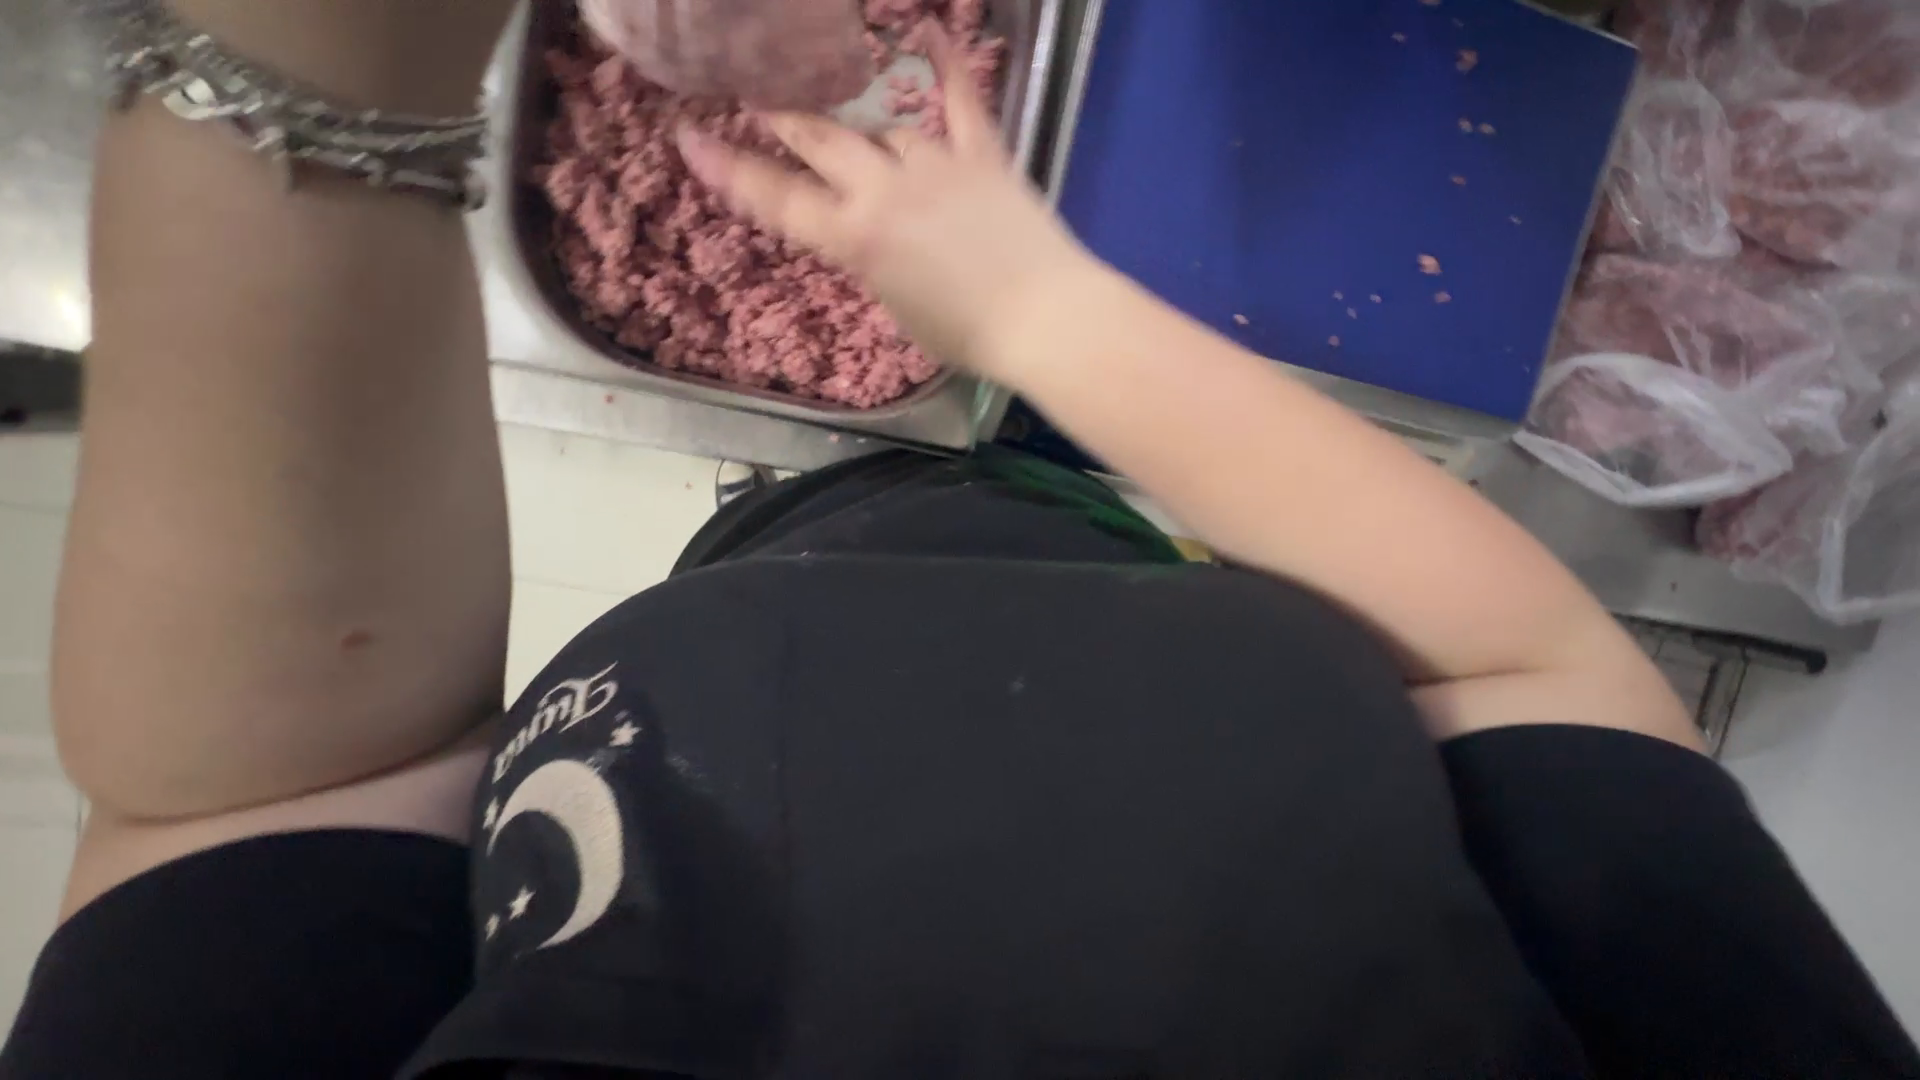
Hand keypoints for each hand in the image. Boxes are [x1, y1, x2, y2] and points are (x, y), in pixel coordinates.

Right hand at [673, 36, 1099, 383]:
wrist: (1044, 320)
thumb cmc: (967, 336)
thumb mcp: (897, 310)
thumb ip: (872, 262)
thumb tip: (867, 233)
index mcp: (856, 240)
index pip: (778, 199)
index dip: (731, 169)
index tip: (689, 137)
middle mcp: (886, 189)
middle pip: (820, 140)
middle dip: (782, 116)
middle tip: (755, 93)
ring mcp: (936, 164)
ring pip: (883, 125)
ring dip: (860, 118)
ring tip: (842, 102)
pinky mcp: (984, 155)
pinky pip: (962, 100)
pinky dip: (947, 65)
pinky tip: (930, 29)